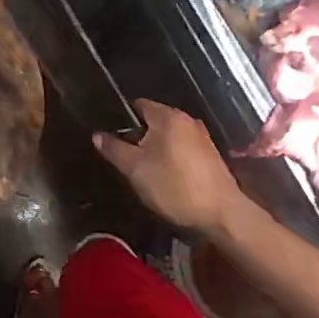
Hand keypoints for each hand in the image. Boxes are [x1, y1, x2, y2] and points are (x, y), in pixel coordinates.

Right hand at [94, 100, 247, 236]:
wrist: (220, 212)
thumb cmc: (174, 186)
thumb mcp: (135, 170)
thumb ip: (114, 149)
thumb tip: (97, 135)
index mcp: (168, 116)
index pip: (139, 105)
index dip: (122, 118)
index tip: (111, 136)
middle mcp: (187, 120)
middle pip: (154, 121)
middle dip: (138, 136)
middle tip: (124, 158)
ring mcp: (202, 137)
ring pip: (169, 136)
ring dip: (155, 149)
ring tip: (142, 170)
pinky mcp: (210, 155)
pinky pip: (183, 148)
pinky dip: (171, 157)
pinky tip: (166, 177)